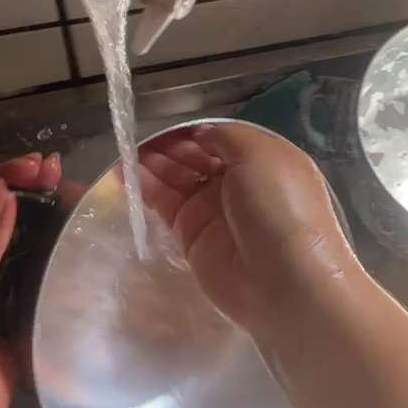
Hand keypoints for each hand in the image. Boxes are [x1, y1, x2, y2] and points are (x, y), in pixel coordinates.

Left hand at [0, 153, 61, 407]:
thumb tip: (3, 192)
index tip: (33, 168)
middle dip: (20, 193)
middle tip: (58, 170)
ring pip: (9, 244)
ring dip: (37, 219)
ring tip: (71, 195)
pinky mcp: (4, 316)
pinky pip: (25, 275)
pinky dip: (46, 254)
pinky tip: (70, 238)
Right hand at [138, 124, 362, 330]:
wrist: (283, 281)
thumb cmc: (277, 206)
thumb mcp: (259, 154)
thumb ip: (225, 136)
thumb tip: (200, 134)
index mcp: (262, 159)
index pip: (220, 137)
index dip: (193, 130)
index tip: (167, 126)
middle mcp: (238, 183)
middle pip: (196, 156)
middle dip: (169, 146)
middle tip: (138, 139)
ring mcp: (214, 210)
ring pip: (177, 179)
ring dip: (152, 163)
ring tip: (124, 153)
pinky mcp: (192, 236)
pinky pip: (164, 205)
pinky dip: (144, 188)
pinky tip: (123, 174)